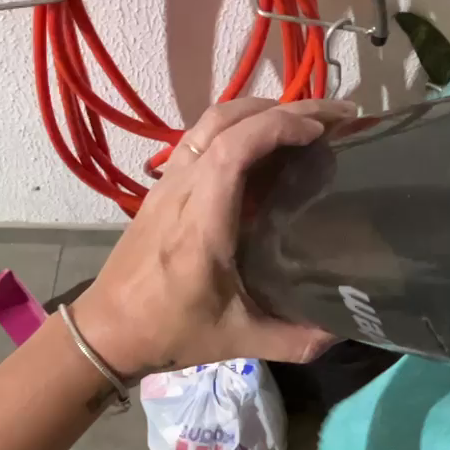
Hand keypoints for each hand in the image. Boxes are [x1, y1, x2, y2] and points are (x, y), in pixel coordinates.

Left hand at [70, 98, 355, 379]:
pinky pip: (203, 135)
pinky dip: (240, 124)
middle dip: (286, 109)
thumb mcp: (237, 340)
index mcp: (201, 221)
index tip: (321, 130)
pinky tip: (266, 140)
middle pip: (228, 121)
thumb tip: (344, 332)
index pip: (232, 149)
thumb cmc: (169, 331)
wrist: (106, 329)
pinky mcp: (165, 183)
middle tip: (337, 115)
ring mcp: (170, 181)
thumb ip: (294, 340)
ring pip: (212, 120)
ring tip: (308, 119)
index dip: (278, 127)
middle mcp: (182, 188)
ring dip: (262, 110)